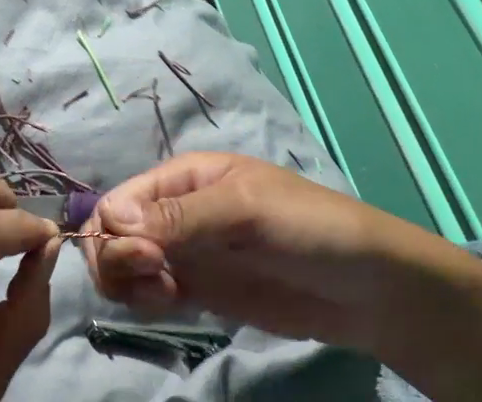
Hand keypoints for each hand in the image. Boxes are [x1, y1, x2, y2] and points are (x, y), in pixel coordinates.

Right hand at [81, 152, 481, 401]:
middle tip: (157, 278)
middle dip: (117, 257)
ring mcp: (186, 253)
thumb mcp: (246, 210)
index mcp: (183, 177)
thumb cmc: (311, 226)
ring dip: (129, 282)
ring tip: (167, 294)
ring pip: (124, 265)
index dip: (116, 229)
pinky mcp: (199, 290)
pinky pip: (149, 292)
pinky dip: (145, 300)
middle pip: (113, 232)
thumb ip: (181, 216)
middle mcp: (175, 212)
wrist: (370, 289)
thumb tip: (111, 216)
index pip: (119, 199)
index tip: (146, 257)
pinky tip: (171, 303)